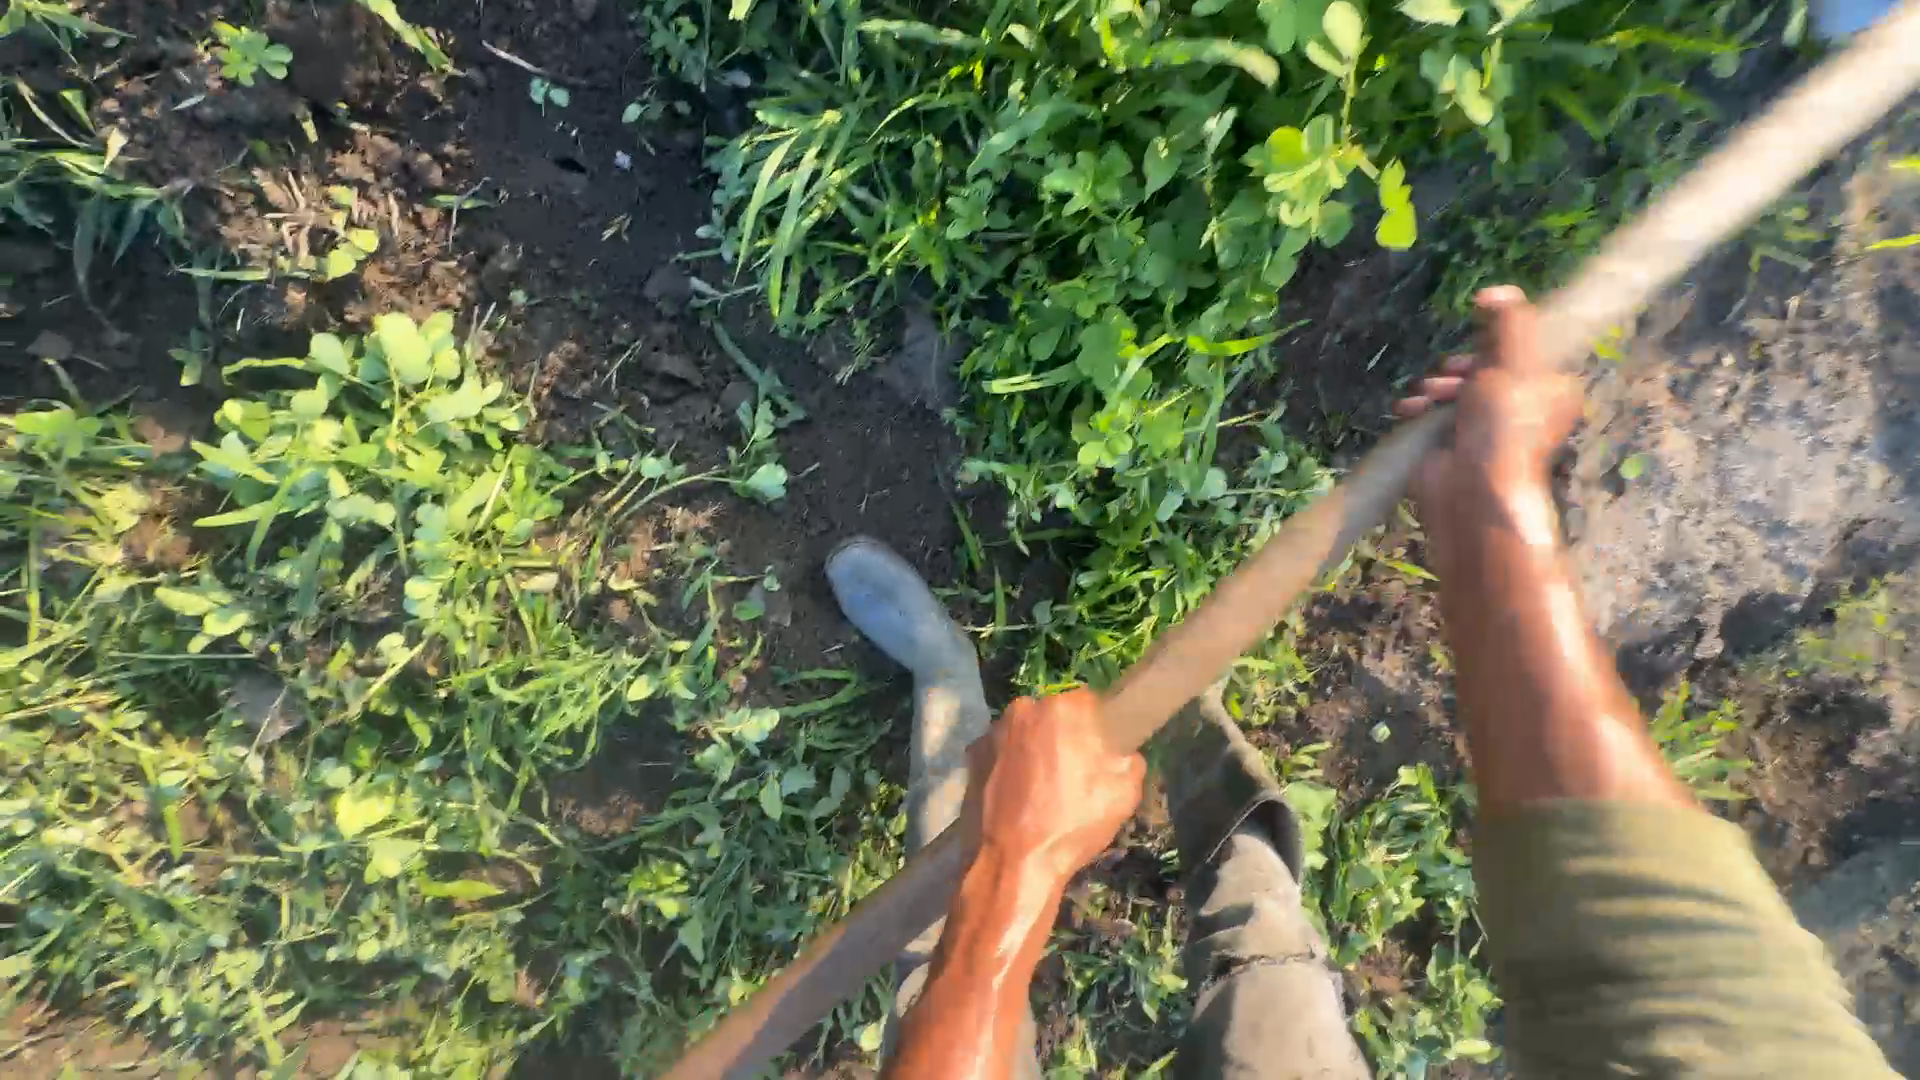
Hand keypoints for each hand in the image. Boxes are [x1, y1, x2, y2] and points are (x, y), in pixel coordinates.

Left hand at [961, 688, 1144, 883]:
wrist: (1013, 861)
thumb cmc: (1072, 823)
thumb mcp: (1124, 793)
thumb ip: (1129, 758)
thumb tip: (1120, 752)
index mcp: (1063, 708)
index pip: (1089, 703)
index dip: (1097, 727)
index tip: (1099, 752)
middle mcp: (1024, 708)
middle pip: (1052, 715)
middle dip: (1062, 736)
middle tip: (1071, 774)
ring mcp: (992, 730)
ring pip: (1024, 732)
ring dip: (1033, 750)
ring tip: (1041, 791)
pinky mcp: (972, 753)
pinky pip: (1000, 752)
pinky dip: (1008, 767)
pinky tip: (1016, 797)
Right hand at [1394, 286, 1580, 566]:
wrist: (1472, 486)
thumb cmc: (1505, 425)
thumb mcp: (1517, 360)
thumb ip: (1510, 320)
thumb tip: (1494, 291)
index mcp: (1547, 386)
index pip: (1518, 350)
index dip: (1494, 342)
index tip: (1480, 341)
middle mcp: (1515, 405)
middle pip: (1478, 365)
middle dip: (1457, 366)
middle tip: (1453, 375)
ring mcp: (1477, 425)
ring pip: (1447, 387)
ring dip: (1432, 386)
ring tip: (1427, 399)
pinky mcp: (1444, 441)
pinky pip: (1425, 412)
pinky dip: (1414, 408)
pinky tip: (1410, 411)